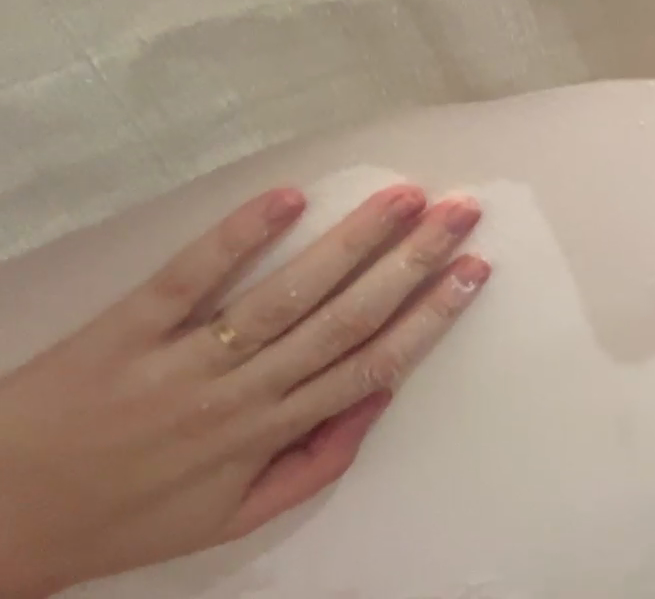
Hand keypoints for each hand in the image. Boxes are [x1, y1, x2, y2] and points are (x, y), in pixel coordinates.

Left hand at [0, 184, 492, 597]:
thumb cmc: (120, 518)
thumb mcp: (231, 518)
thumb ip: (317, 463)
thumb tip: (384, 398)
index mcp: (269, 434)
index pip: (373, 365)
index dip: (432, 316)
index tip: (475, 270)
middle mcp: (240, 395)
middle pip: (346, 318)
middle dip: (413, 261)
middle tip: (461, 212)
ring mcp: (181, 363)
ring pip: (287, 295)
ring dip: (352, 242)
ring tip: (404, 196)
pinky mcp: (122, 335)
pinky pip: (186, 281)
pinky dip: (236, 238)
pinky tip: (288, 198)